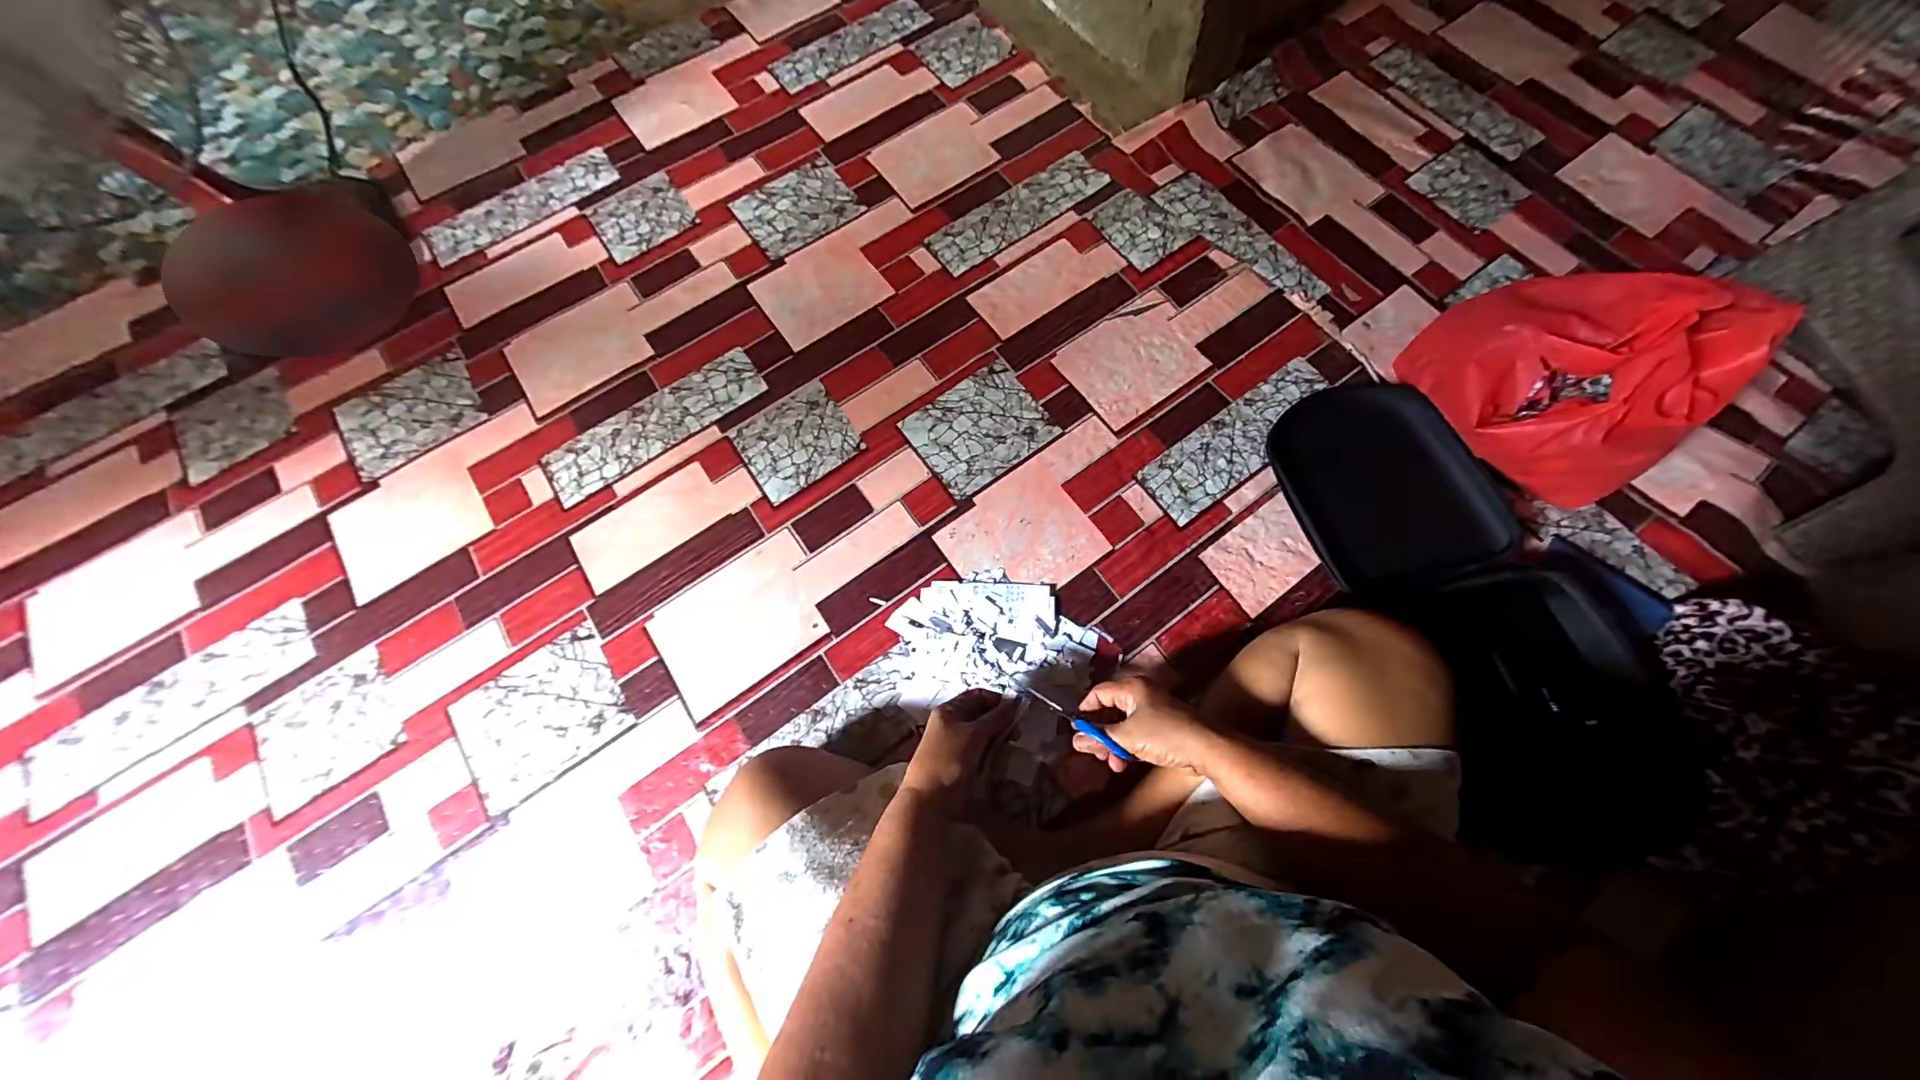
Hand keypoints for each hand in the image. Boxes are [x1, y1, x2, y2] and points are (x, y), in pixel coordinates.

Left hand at [901, 688, 1017, 809]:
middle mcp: (951, 723)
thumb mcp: (974, 734)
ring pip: (982, 733)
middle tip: (1016, 733)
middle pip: (981, 714)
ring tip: (1011, 746)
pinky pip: (980, 749)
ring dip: (998, 737)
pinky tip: (1002, 757)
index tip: (1017, 710)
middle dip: (1000, 720)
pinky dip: (992, 750)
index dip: (997, 700)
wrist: (929, 799)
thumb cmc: (949, 760)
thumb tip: (1015, 700)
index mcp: (949, 710)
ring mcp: (955, 743)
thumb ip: (996, 717)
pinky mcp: (960, 761)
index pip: (978, 695)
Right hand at [1072, 677, 1219, 773]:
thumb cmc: (1163, 735)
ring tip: (1112, 762)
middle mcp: (1141, 693)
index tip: (1078, 730)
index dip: (1085, 711)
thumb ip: (1099, 737)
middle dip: (1100, 733)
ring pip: (1123, 723)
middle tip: (1095, 751)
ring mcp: (1153, 708)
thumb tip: (1076, 739)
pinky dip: (1128, 744)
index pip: (1098, 693)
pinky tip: (1125, 761)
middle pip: (1110, 709)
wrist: (1206, 748)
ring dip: (1114, 743)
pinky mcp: (1162, 724)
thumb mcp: (1126, 737)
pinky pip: (1136, 731)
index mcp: (1131, 688)